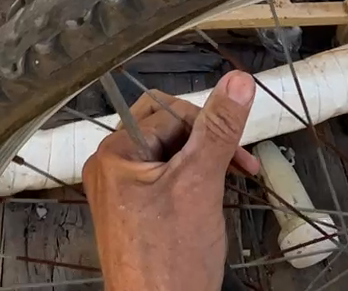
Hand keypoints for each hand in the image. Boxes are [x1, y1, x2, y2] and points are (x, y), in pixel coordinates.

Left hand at [82, 72, 259, 290]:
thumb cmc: (169, 264)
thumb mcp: (200, 184)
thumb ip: (219, 129)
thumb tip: (236, 83)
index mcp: (115, 151)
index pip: (168, 111)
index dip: (206, 127)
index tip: (234, 149)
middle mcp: (110, 166)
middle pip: (165, 127)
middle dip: (204, 142)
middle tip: (232, 163)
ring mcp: (119, 191)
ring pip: (167, 152)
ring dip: (200, 162)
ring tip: (223, 184)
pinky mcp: (132, 212)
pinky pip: (162, 177)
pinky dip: (188, 182)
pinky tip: (207, 200)